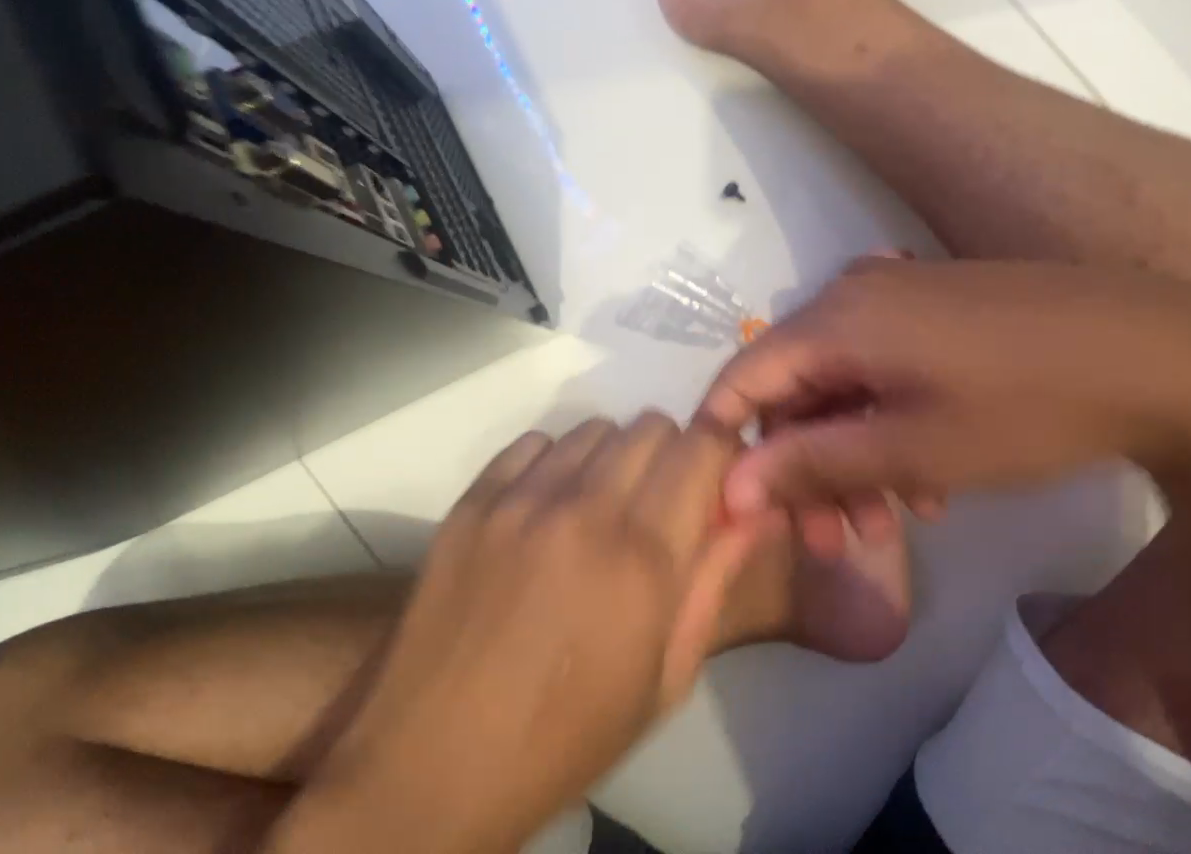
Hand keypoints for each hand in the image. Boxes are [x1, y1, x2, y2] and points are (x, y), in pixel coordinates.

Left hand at [275, 415, 763, 853]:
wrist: (435, 765)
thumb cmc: (568, 737)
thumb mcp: (666, 680)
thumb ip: (713, 582)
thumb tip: (755, 512)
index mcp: (644, 558)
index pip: (704, 447)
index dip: (721, 455)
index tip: (716, 486)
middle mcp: (585, 510)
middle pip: (651, 426)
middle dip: (672, 455)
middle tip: (659, 506)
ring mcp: (520, 501)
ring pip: (593, 428)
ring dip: (613, 457)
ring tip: (600, 510)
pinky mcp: (471, 503)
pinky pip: (532, 444)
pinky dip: (554, 463)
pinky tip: (547, 511)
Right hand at [696, 259, 1190, 528]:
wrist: (1166, 355)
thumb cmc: (1027, 408)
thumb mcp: (913, 451)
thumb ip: (813, 465)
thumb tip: (732, 486)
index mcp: (836, 320)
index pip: (741, 382)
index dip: (733, 451)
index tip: (751, 516)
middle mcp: (856, 295)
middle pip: (795, 388)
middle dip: (805, 468)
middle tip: (836, 539)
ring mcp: (904, 295)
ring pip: (844, 385)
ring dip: (852, 457)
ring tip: (893, 522)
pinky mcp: (943, 309)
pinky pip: (887, 369)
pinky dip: (890, 426)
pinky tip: (930, 481)